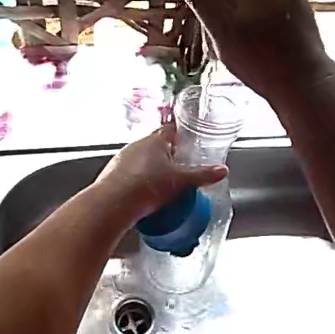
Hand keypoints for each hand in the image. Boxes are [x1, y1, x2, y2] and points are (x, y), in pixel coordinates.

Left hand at [93, 126, 227, 217]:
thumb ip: (202, 175)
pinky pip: (131, 173)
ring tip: (164, 183)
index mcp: (155, 140)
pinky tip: (145, 193)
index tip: (190, 138)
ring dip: (152, 168)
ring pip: (142, 159)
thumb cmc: (147, 186)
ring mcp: (122, 159)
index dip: (182, 133)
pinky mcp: (113, 174)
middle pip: (157, 145)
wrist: (114, 204)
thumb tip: (221, 171)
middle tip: (181, 167)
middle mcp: (136, 145)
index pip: (171, 129)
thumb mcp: (181, 181)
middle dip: (169, 155)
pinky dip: (139, 180)